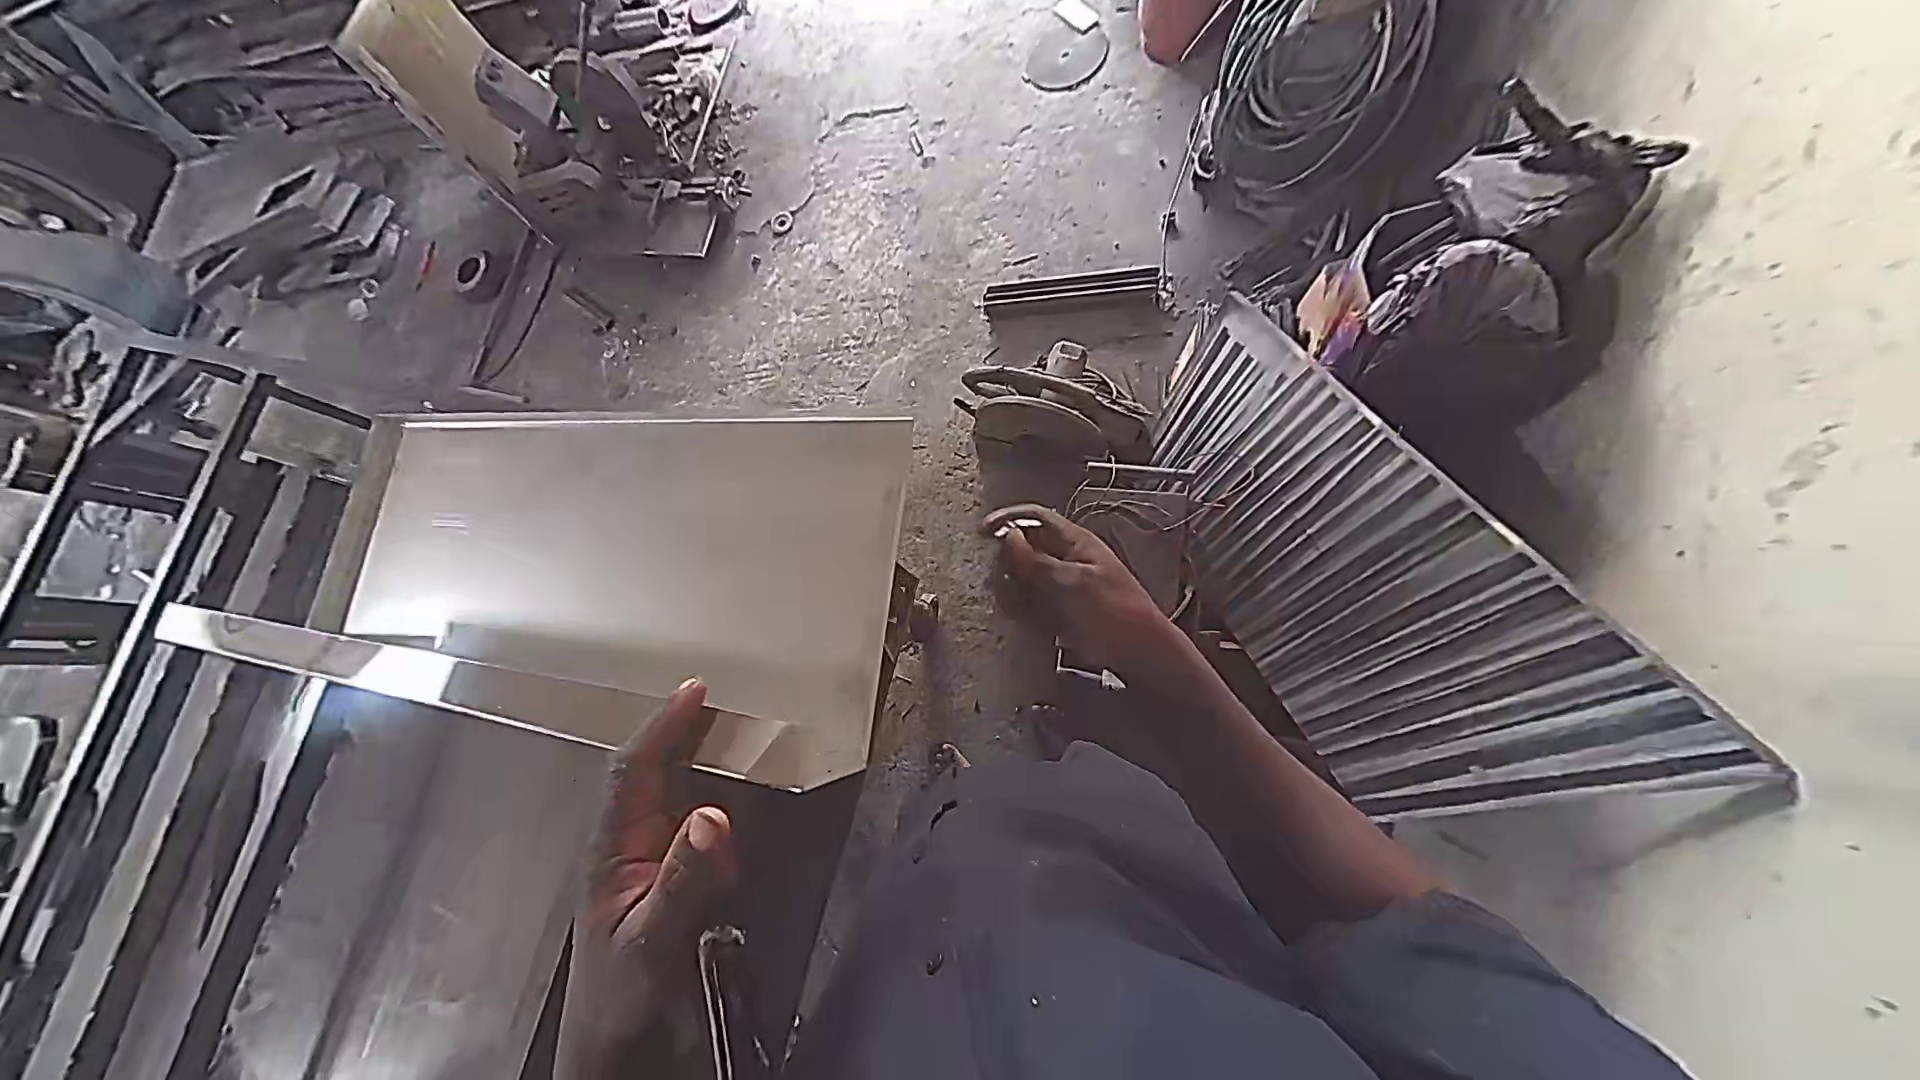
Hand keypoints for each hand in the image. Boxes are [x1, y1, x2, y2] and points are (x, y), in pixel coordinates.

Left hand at [558, 678, 737, 1078]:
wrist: (619, 1053)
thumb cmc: (620, 1005)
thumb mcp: (653, 943)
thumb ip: (683, 881)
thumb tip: (713, 817)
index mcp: (614, 850)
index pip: (635, 770)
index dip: (663, 726)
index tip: (694, 692)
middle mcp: (631, 844)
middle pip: (653, 768)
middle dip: (680, 727)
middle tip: (715, 696)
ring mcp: (652, 858)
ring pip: (672, 787)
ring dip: (695, 751)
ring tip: (723, 723)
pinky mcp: (674, 872)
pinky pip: (694, 814)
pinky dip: (713, 785)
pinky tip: (729, 779)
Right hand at [983, 503, 1187, 681]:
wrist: (1137, 653)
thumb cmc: (1112, 612)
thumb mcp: (1072, 582)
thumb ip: (1036, 561)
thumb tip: (1008, 537)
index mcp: (1074, 542)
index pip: (1035, 518)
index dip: (1009, 519)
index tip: (983, 531)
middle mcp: (1064, 559)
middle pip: (1023, 549)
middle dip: (1008, 562)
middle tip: (1002, 580)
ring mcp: (1060, 586)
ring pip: (1022, 578)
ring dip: (1013, 589)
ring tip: (1016, 606)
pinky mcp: (1057, 610)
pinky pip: (1029, 603)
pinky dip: (1022, 609)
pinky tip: (1025, 619)